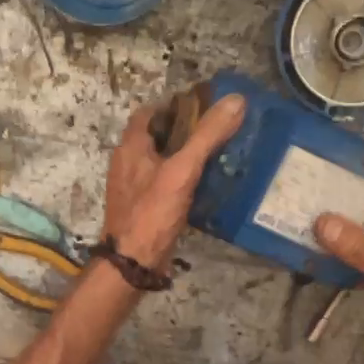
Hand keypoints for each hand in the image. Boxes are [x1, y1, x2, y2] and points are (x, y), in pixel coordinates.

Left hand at [102, 93, 245, 272]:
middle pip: (157, 136)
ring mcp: (134, 188)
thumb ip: (207, 136)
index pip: (150, 112)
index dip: (175, 106)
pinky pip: (164, 185)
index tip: (205, 107)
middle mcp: (128, 163)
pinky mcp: (143, 208)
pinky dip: (182, 180)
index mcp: (131, 147)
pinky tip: (204, 185)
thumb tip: (236, 100)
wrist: (132, 263)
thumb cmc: (152, 213)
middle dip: (185, 131)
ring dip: (185, 156)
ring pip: (161, 161)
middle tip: (217, 130)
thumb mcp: (182, 170)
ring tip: (217, 154)